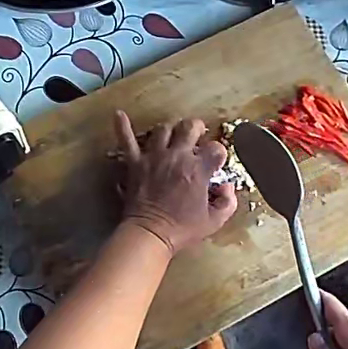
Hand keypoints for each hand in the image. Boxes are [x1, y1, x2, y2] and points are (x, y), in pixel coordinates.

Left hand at [114, 111, 237, 254]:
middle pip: (189, 128)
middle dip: (196, 128)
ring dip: (170, 130)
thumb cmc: (182, 229)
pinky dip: (122, 127)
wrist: (150, 234)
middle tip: (197, 134)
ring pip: (163, 130)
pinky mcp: (135, 164)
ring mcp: (154, 157)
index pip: (216, 148)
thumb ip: (228, 201)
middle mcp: (177, 157)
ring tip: (172, 135)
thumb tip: (227, 186)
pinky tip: (119, 114)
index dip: (219, 154)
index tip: (215, 162)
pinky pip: (127, 141)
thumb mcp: (215, 221)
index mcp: (198, 169)